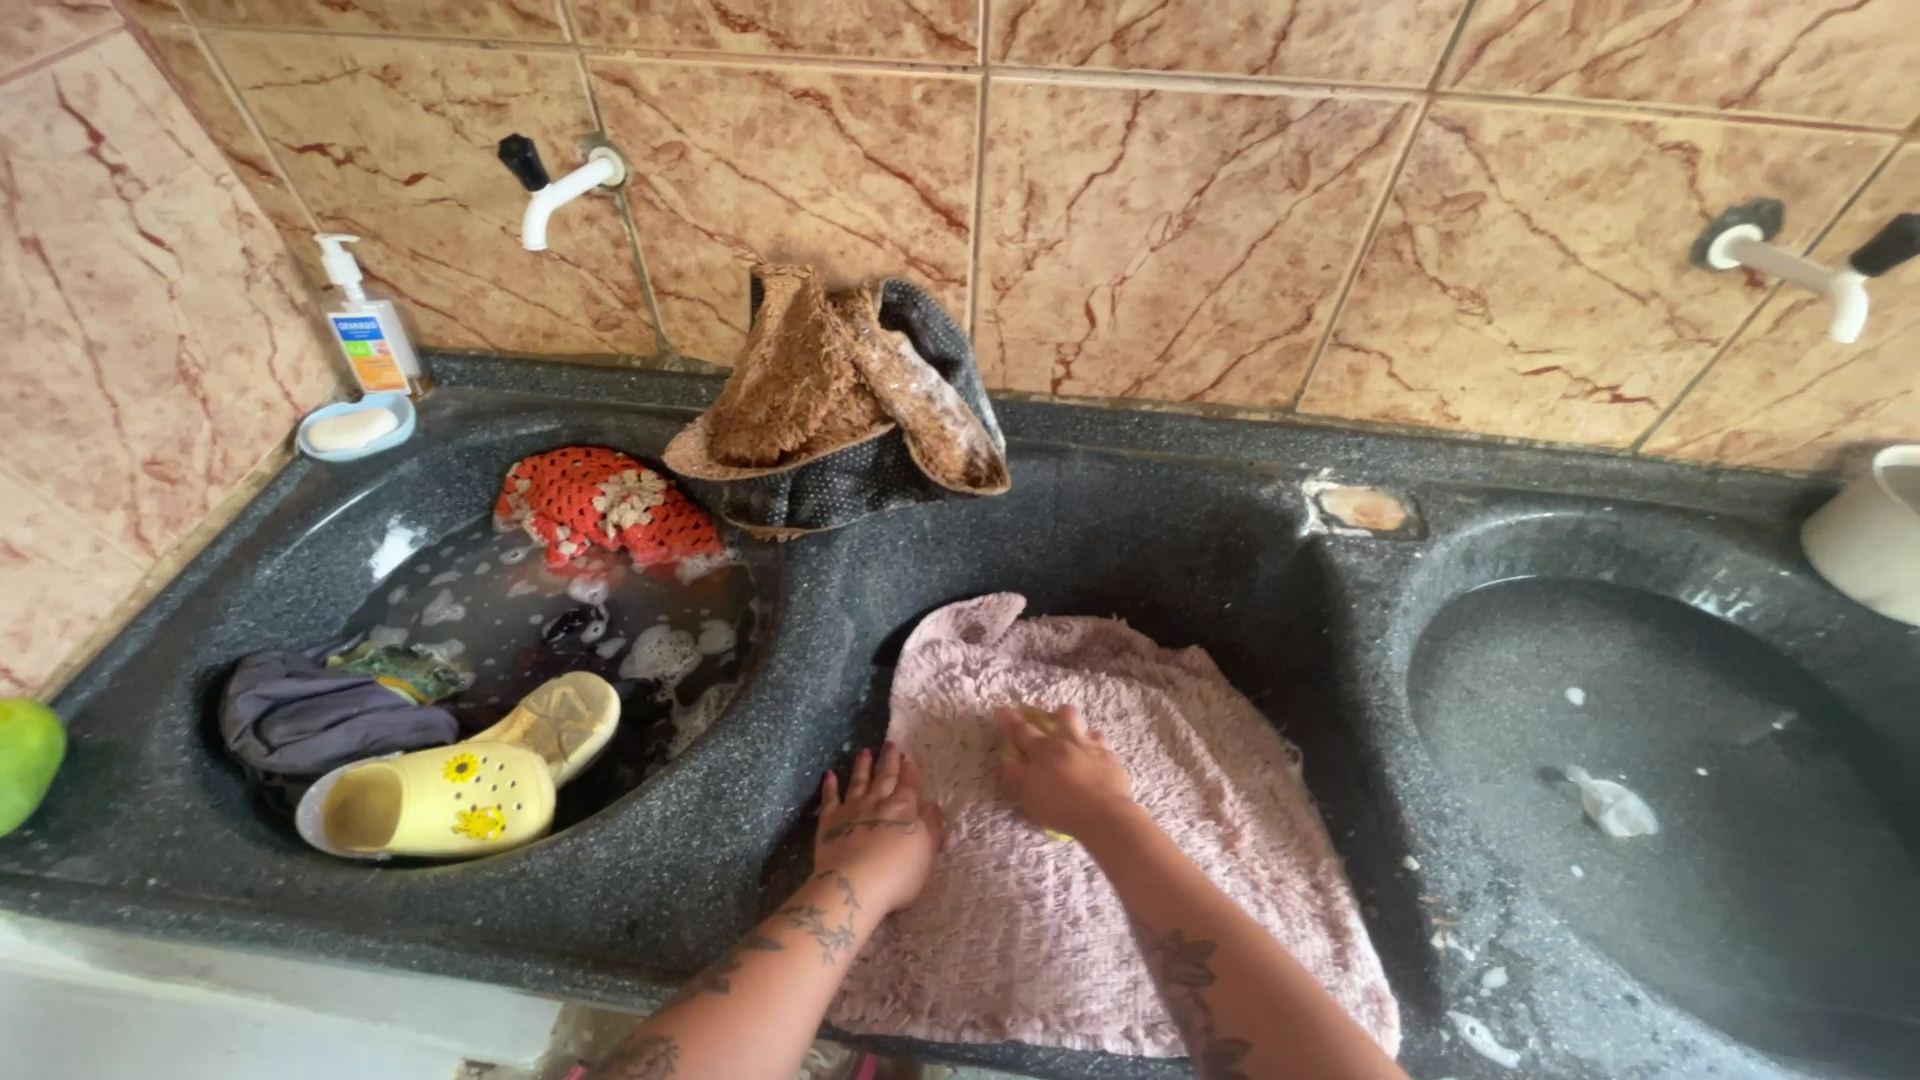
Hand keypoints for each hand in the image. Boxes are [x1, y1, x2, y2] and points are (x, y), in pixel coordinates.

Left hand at [815, 742, 944, 914]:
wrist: (855, 886)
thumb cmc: (898, 874)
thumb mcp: (926, 853)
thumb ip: (932, 828)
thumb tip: (934, 806)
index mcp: (904, 808)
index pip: (909, 784)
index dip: (911, 770)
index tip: (910, 757)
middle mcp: (878, 802)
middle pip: (885, 777)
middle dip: (889, 760)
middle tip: (890, 743)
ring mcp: (852, 810)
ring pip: (858, 782)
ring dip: (862, 767)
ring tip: (864, 752)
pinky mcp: (829, 822)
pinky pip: (830, 799)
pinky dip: (830, 786)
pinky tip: (829, 775)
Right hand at [996, 705, 1137, 839]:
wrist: (1103, 814)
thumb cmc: (1058, 806)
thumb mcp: (1026, 794)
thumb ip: (1013, 775)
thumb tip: (1005, 758)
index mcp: (1043, 750)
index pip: (1022, 730)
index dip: (1009, 719)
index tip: (1001, 709)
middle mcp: (1068, 742)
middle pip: (1064, 715)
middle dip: (1057, 713)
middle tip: (1054, 720)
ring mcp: (1093, 748)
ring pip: (1089, 729)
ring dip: (1083, 733)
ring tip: (1080, 743)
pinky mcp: (1113, 760)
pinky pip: (1106, 749)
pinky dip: (1100, 753)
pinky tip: (1099, 764)